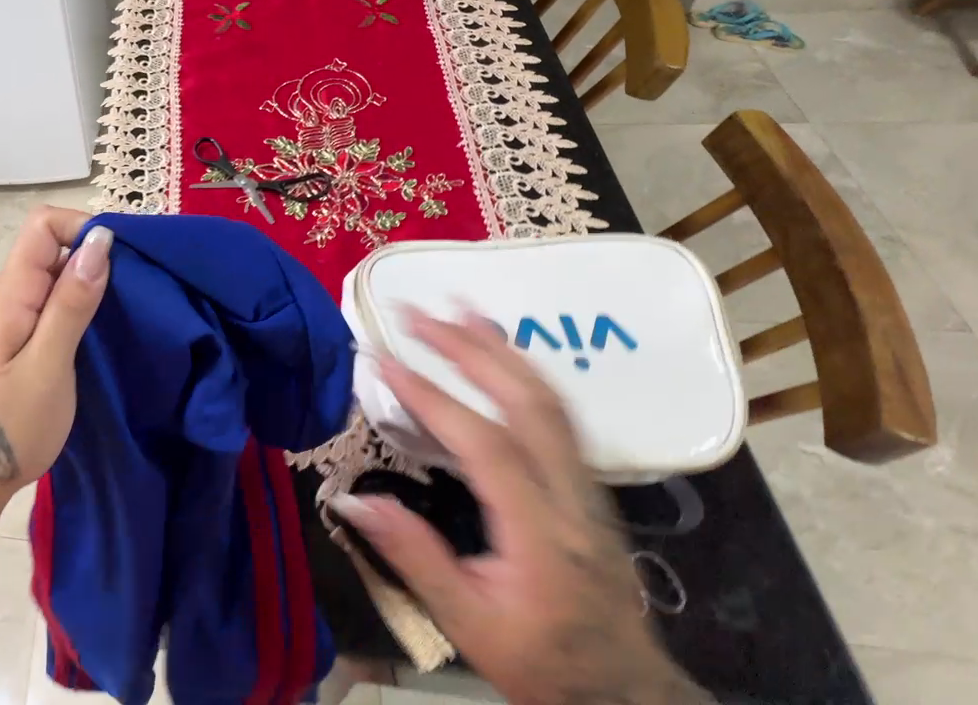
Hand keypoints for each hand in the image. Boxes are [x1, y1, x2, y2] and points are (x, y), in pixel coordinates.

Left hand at [0, 207, 112, 492]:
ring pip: (59, 269)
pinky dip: (86, 298)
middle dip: (95, 249)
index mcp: (11, 294)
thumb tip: (100, 241)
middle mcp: (13, 294)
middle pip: (52, 242)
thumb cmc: (14, 425)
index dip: (82, 227)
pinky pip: (59, 297)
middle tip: (137, 283)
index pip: (42, 225)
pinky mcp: (30, 334)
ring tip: (131, 301)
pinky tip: (111, 321)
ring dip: (94, 276)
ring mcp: (20, 314)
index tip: (122, 258)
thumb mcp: (49, 365)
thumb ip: (71, 303)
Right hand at [330, 310, 710, 704]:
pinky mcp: (588, 485)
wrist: (626, 692)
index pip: (485, 445)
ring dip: (502, 349)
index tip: (383, 361)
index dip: (431, 398)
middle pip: (528, 404)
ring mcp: (588, 487)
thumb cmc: (541, 661)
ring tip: (459, 309)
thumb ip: (413, 556)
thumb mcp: (468, 623)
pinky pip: (559, 413)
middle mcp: (571, 497)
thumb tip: (351, 498)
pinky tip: (497, 354)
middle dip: (470, 349)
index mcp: (539, 532)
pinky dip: (524, 371)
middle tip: (418, 313)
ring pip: (552, 401)